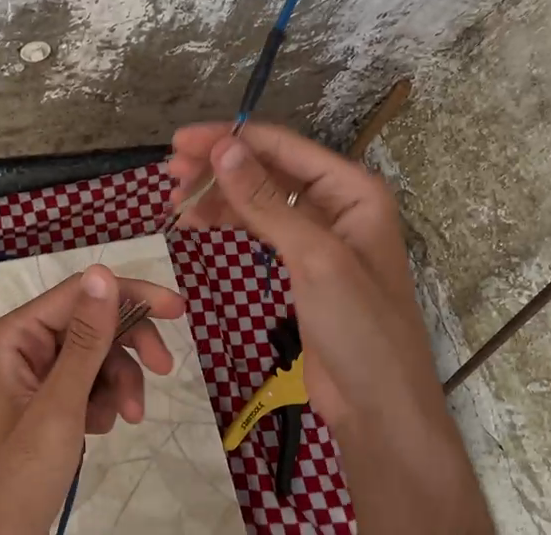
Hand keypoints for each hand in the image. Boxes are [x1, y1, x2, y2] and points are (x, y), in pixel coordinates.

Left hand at [0, 264, 186, 534]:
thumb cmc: (18, 475)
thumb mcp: (59, 407)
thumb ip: (86, 340)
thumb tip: (103, 273)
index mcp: (15, 334)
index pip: (81, 292)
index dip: (130, 294)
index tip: (178, 308)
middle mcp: (24, 345)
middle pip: (92, 323)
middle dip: (128, 348)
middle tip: (164, 370)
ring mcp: (35, 375)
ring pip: (96, 356)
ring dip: (119, 383)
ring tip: (129, 417)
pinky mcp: (47, 403)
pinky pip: (88, 385)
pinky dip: (103, 402)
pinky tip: (99, 429)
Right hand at [169, 122, 493, 534]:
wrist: (380, 411)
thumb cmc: (360, 328)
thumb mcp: (313, 258)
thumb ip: (265, 201)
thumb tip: (223, 147)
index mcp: (353, 189)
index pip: (281, 147)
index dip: (229, 139)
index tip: (179, 142)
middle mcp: (337, 202)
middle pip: (267, 167)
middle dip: (219, 166)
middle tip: (170, 172)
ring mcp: (319, 233)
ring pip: (259, 196)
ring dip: (218, 193)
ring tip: (175, 199)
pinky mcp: (302, 263)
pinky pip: (260, 226)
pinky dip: (229, 219)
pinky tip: (198, 220)